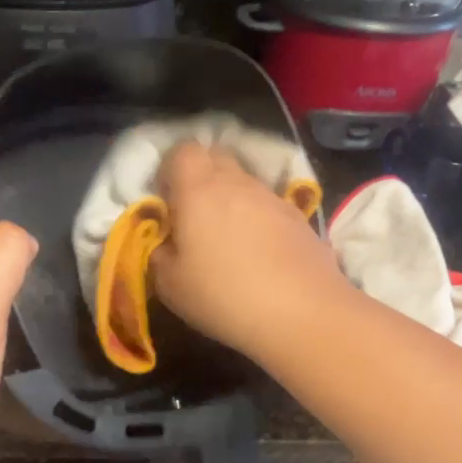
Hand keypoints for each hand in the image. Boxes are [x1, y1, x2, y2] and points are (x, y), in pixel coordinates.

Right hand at [149, 141, 348, 358]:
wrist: (303, 312)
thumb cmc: (223, 296)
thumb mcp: (170, 285)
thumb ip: (158, 252)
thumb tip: (162, 240)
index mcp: (199, 191)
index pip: (182, 150)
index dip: (170, 169)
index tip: (165, 201)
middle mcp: (238, 183)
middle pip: (216, 157)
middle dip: (200, 177)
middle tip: (192, 216)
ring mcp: (273, 198)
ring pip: (244, 183)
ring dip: (230, 200)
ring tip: (226, 240)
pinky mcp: (299, 218)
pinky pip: (267, 206)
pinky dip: (257, 219)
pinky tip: (257, 254)